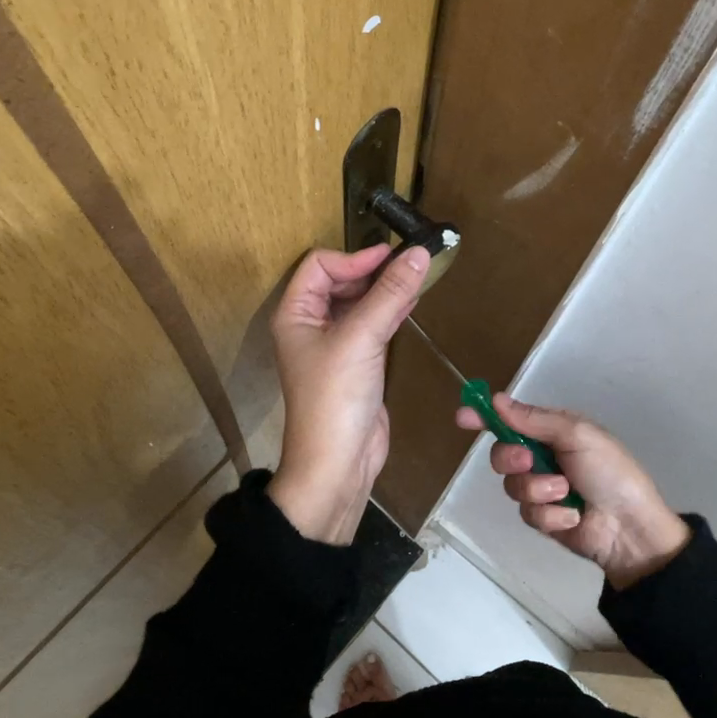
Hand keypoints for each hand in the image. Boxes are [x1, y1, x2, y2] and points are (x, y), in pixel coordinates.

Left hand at [268, 243, 428, 543]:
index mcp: (295, 314)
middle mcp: (311, 325)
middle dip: (373, 271)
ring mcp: (334, 345)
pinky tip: (414, 301)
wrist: (337, 464)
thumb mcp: (362, 338)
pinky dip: (392, 310)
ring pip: (360, 303)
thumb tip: (421, 253)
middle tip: (411, 263)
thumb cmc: (335, 399)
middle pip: (341, 281)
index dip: (354, 258)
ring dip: (386, 289)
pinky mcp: (357, 363)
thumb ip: (390, 294)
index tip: (392, 257)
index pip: (320, 265)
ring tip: (419, 277)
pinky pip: (374, 325)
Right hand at [456, 396, 689, 588]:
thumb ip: (535, 419)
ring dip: (539, 490)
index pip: (511, 420)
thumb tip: (496, 400)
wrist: (631, 529)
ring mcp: (541, 489)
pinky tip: (572, 517)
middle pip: (501, 453)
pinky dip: (551, 515)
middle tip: (530, 461)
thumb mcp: (578, 435)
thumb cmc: (611, 473)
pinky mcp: (542, 518)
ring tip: (567, 494)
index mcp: (552, 432)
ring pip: (512, 486)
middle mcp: (542, 457)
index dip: (484, 417)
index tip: (463, 417)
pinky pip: (528, 514)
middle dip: (512, 458)